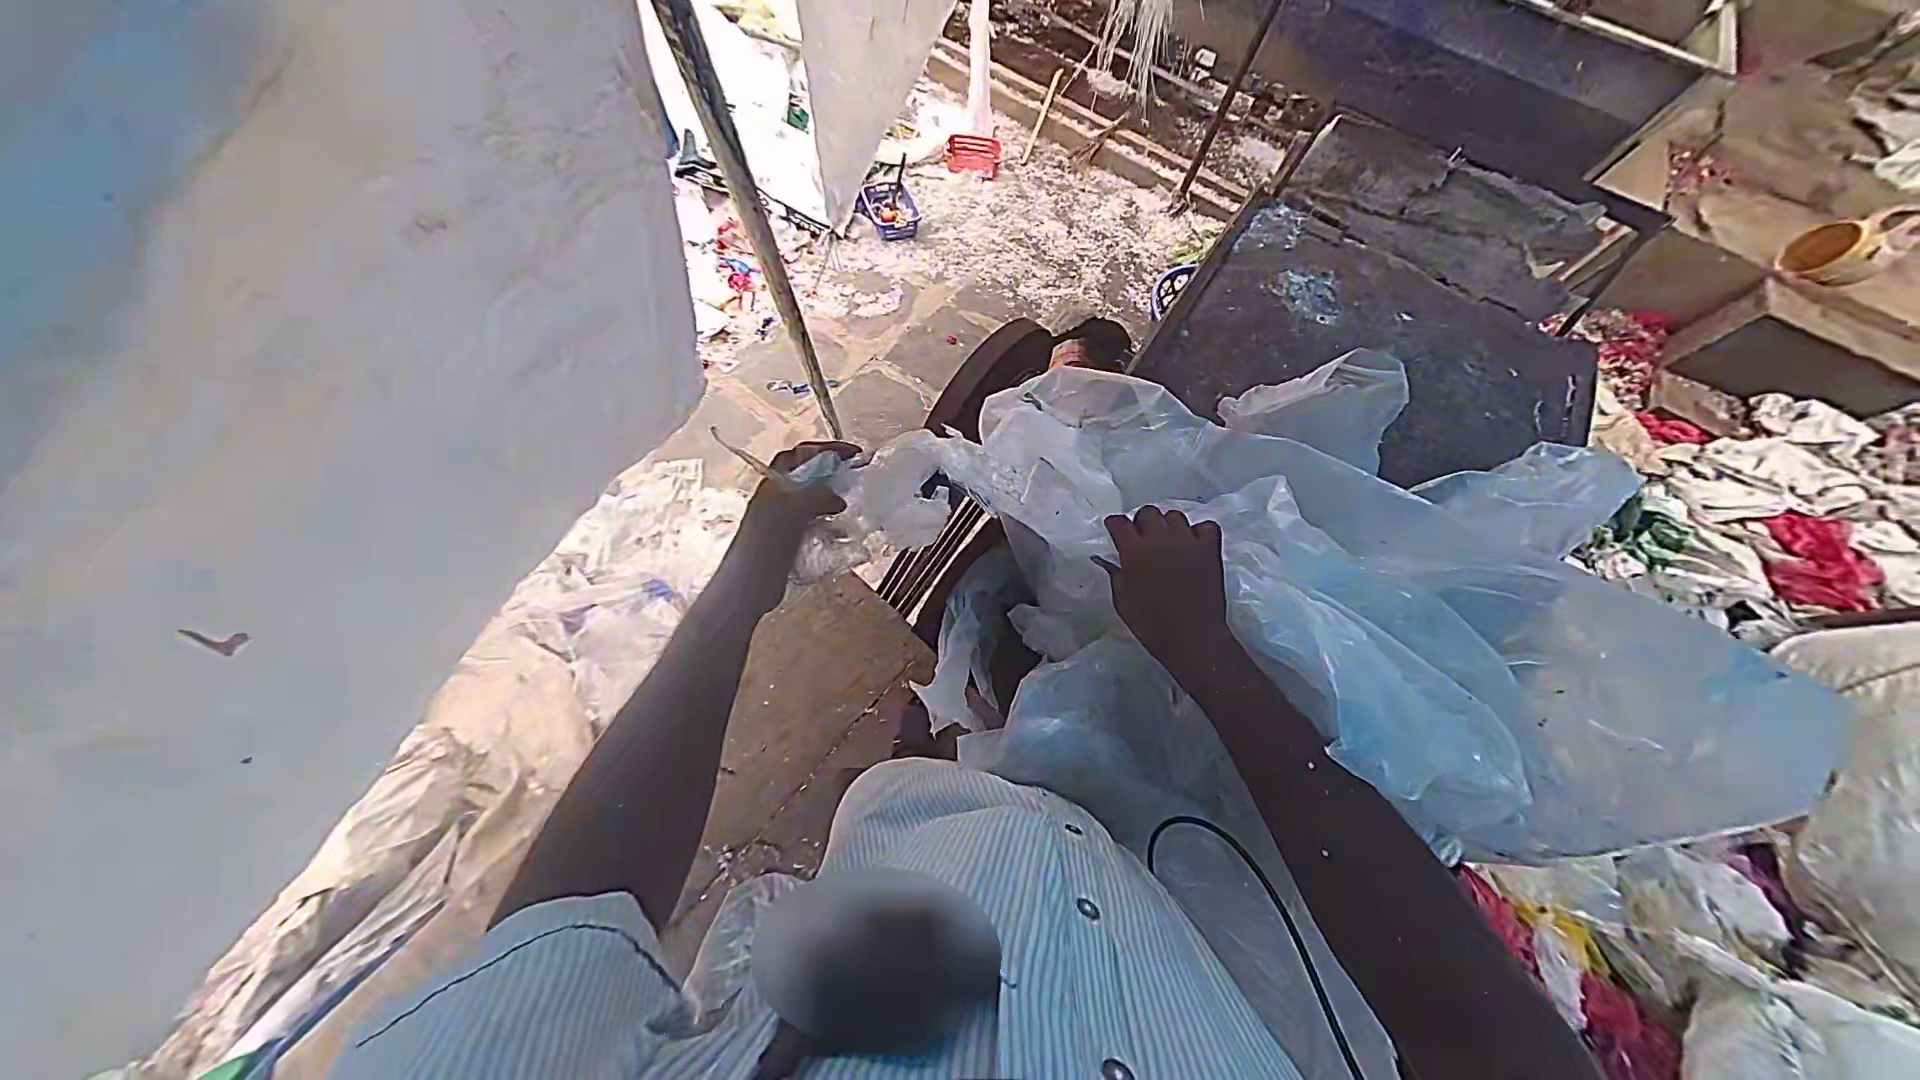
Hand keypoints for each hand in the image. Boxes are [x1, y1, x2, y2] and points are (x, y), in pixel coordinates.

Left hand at [742, 441, 861, 541]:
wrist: (750, 584)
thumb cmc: (767, 543)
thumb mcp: (796, 510)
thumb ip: (819, 496)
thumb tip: (837, 499)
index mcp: (773, 484)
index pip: (800, 454)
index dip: (826, 449)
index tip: (852, 453)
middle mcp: (776, 497)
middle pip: (806, 474)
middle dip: (830, 470)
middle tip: (853, 472)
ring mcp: (781, 518)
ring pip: (810, 498)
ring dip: (830, 496)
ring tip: (850, 499)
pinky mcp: (787, 538)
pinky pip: (811, 520)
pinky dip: (827, 519)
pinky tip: (839, 527)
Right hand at [1094, 506, 1231, 667]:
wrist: (1192, 637)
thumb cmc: (1151, 623)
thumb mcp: (1122, 600)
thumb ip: (1114, 574)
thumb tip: (1102, 559)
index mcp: (1134, 550)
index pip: (1119, 522)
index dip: (1115, 526)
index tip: (1116, 533)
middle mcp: (1159, 538)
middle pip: (1147, 512)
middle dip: (1141, 522)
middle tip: (1142, 540)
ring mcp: (1187, 540)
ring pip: (1175, 516)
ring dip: (1168, 526)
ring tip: (1168, 543)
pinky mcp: (1210, 548)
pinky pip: (1206, 526)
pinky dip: (1199, 532)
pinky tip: (1194, 545)